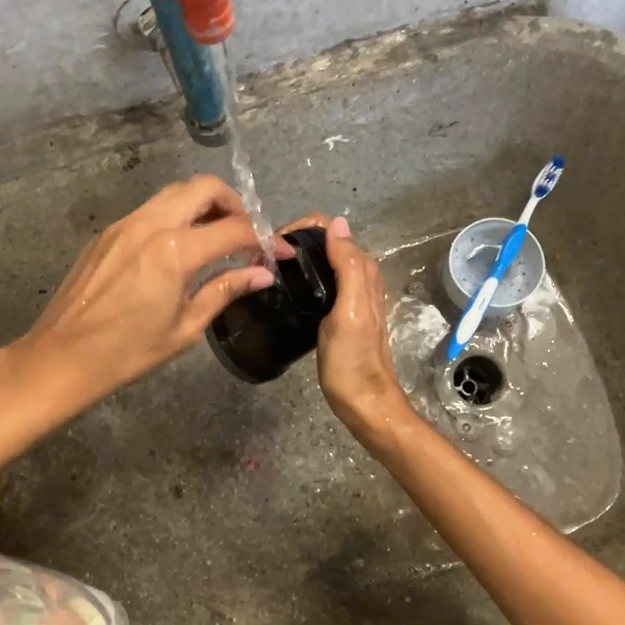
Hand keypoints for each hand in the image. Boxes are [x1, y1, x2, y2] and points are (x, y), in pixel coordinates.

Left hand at [9, 176, 278, 405]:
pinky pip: (150, 210)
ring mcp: (124, 224)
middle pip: (203, 187)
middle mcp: (150, 224)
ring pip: (174, 193)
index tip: (279, 252)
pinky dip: (175, 216)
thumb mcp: (185, 327)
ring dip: (203, 205)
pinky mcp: (107, 233)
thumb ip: (225, 290)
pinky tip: (180, 248)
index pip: (233, 229)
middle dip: (234, 203)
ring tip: (216, 237)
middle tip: (246, 233)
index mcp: (174, 251)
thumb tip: (262, 274)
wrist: (62, 357)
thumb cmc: (127, 352)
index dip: (264, 238)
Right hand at [280, 213, 414, 436]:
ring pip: (320, 260)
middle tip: (261, 262)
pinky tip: (283, 289)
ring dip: (293, 258)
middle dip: (292, 243)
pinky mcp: (339, 310)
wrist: (363, 402)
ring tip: (264, 272)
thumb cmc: (352, 361)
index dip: (300, 231)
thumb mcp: (349, 311)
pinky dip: (300, 276)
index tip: (272, 249)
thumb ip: (348, 266)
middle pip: (324, 241)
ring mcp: (350, 294)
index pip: (330, 229)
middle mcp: (359, 276)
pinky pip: (320, 280)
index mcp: (363, 271)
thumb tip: (337, 223)